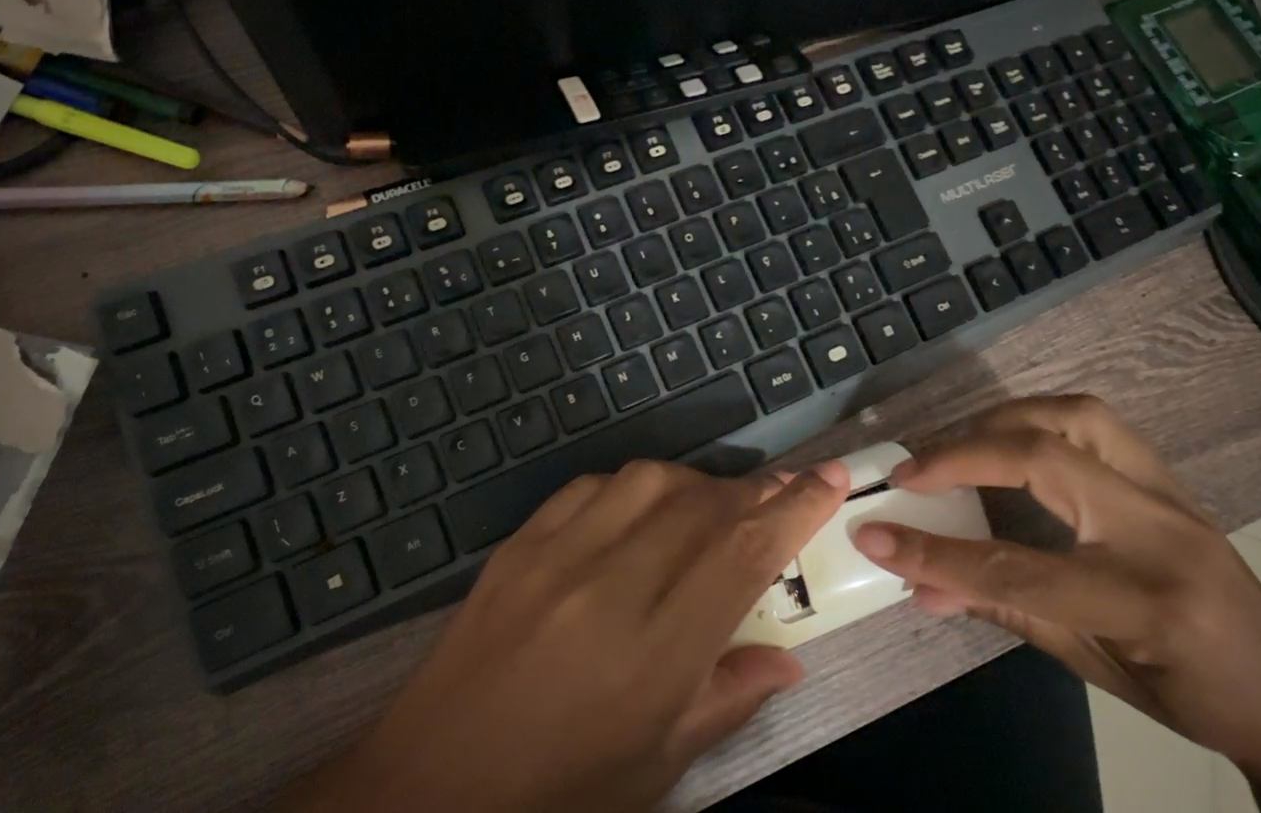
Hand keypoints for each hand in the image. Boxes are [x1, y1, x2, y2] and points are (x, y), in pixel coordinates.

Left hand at [279, 460, 849, 812]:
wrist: (428, 784)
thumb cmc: (558, 790)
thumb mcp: (658, 766)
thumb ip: (728, 700)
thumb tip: (789, 659)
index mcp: (653, 653)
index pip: (743, 554)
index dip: (795, 509)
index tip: (831, 479)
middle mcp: (608, 586)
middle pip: (701, 504)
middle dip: (756, 489)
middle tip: (786, 491)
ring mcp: (555, 556)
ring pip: (647, 479)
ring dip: (695, 482)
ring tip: (716, 504)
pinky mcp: (517, 544)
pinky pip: (590, 486)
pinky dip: (633, 486)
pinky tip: (642, 508)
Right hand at [849, 396, 1260, 812]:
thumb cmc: (1188, 695)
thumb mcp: (1090, 665)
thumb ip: (1002, 610)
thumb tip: (918, 586)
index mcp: (1146, 601)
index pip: (1016, 567)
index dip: (936, 553)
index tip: (874, 536)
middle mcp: (1164, 531)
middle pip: (1046, 459)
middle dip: (964, 456)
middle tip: (911, 470)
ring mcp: (1175, 496)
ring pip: (1081, 416)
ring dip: (1006, 417)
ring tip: (959, 441)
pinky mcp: (1174, 480)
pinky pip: (1102, 424)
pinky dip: (1043, 418)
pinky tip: (1012, 439)